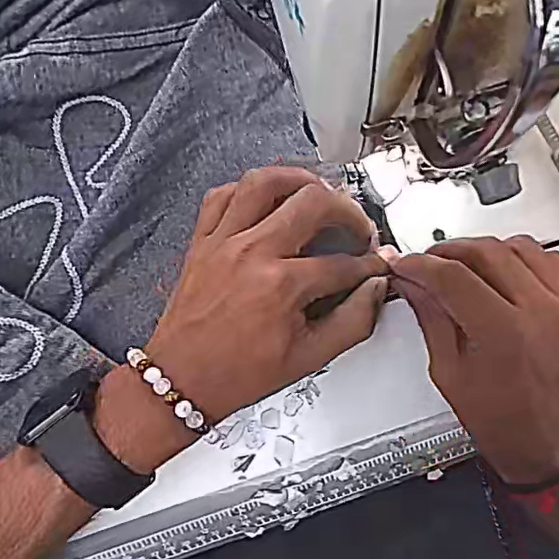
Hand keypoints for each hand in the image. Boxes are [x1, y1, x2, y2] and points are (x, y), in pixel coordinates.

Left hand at [97, 166, 389, 471]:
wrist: (183, 379)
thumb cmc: (236, 373)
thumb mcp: (309, 358)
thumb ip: (353, 322)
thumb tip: (375, 291)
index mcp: (281, 286)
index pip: (344, 262)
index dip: (370, 265)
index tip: (374, 267)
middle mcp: (252, 254)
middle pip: (314, 202)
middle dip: (350, 211)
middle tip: (358, 227)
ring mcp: (224, 242)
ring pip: (266, 181)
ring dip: (301, 179)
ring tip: (320, 191)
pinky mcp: (203, 241)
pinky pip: (223, 195)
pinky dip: (248, 189)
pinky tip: (267, 198)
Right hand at [391, 236, 558, 485]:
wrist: (545, 444)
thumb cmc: (503, 422)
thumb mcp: (449, 371)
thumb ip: (431, 318)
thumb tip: (415, 285)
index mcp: (504, 334)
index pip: (453, 277)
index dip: (421, 265)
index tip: (407, 265)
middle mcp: (541, 315)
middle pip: (486, 252)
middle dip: (448, 252)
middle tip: (428, 262)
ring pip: (520, 246)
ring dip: (484, 249)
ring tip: (462, 263)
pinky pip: (550, 261)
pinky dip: (521, 256)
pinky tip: (503, 267)